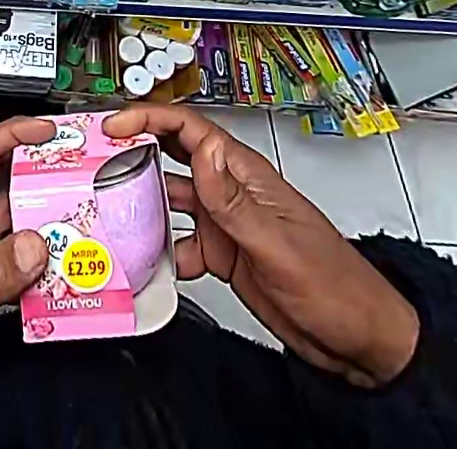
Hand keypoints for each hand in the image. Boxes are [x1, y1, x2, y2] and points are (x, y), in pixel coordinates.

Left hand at [0, 115, 55, 422]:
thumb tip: (37, 243)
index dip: (14, 135)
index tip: (49, 130)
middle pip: (7, 180)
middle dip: (42, 169)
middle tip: (81, 163)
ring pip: (20, 217)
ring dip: (49, 214)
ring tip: (85, 207)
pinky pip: (24, 256)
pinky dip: (47, 254)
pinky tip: (70, 254)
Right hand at [105, 103, 418, 387]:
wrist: (355, 338)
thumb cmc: (333, 284)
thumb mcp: (278, 244)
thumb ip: (235, 200)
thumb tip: (206, 150)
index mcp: (246, 177)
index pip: (194, 132)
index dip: (153, 119)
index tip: (118, 124)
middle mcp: (232, 193)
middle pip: (177, 157)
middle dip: (139, 149)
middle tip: (101, 156)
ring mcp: (227, 223)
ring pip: (174, 201)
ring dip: (144, 203)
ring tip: (110, 208)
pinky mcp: (224, 253)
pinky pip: (181, 243)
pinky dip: (161, 251)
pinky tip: (146, 264)